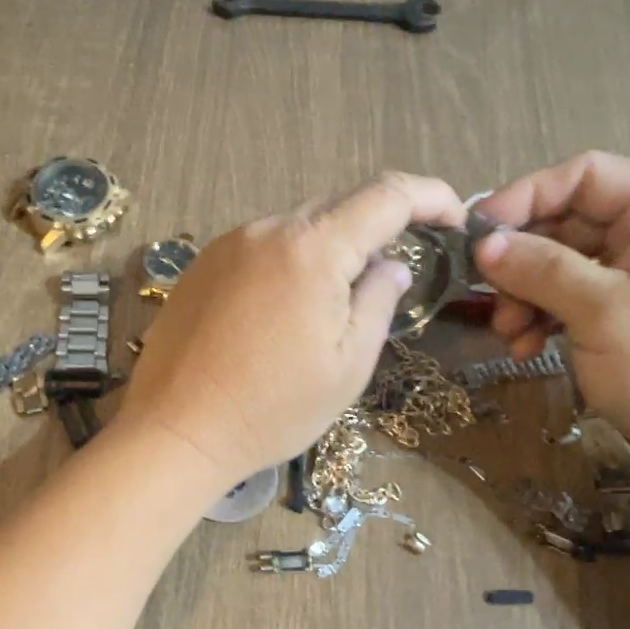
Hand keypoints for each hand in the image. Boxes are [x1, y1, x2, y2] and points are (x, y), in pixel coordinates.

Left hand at [114, 172, 466, 487]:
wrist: (175, 432)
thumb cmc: (271, 411)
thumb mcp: (347, 366)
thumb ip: (378, 303)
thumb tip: (391, 266)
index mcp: (312, 249)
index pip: (387, 195)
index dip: (430, 197)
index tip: (454, 219)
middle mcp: (266, 231)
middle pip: (337, 209)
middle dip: (374, 231)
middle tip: (388, 276)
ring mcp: (225, 247)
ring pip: (294, 231)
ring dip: (324, 254)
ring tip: (328, 309)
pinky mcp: (198, 269)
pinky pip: (258, 252)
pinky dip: (284, 268)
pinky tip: (278, 317)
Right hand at [472, 151, 629, 478]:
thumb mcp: (604, 310)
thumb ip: (542, 269)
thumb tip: (484, 243)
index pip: (586, 176)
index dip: (526, 198)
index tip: (477, 237)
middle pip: (570, 223)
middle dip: (523, 261)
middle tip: (488, 301)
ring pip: (567, 267)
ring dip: (528, 296)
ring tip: (508, 335)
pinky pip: (578, 301)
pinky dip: (547, 319)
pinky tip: (525, 348)